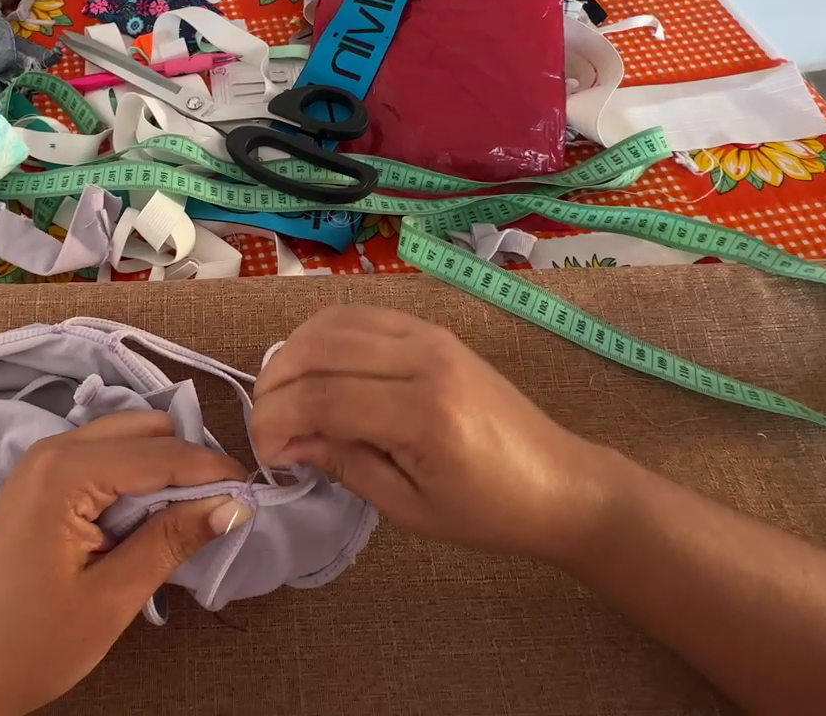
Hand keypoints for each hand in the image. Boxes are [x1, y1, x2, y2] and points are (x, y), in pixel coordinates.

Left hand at [0, 410, 250, 715]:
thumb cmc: (31, 644)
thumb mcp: (111, 596)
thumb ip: (172, 539)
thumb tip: (234, 505)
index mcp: (65, 470)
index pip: (159, 453)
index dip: (212, 470)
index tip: (254, 492)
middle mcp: (53, 448)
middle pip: (144, 428)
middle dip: (187, 460)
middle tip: (220, 507)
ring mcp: (43, 460)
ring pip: (126, 437)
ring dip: (162, 466)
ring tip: (188, 515)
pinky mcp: (41, 479)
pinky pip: (104, 455)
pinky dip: (136, 475)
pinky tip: (149, 515)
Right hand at [250, 305, 612, 560]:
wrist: (559, 480)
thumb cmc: (487, 511)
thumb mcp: (409, 508)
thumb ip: (344, 463)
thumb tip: (286, 440)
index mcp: (424, 413)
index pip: (323, 397)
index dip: (276, 421)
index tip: (266, 452)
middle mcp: (424, 358)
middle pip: (319, 350)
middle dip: (275, 384)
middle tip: (266, 424)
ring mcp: (428, 333)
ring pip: (332, 323)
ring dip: (292, 354)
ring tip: (283, 395)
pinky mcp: (430, 327)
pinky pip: (359, 314)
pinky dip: (321, 334)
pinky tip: (313, 364)